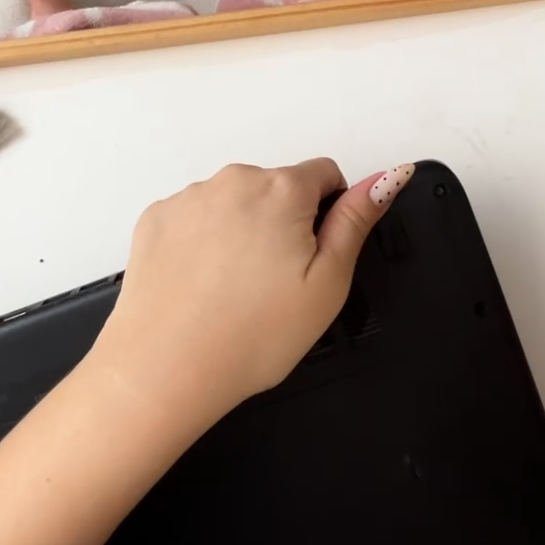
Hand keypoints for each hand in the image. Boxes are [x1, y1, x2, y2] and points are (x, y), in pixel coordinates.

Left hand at [89, 160, 414, 424]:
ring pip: (235, 201)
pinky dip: (204, 239)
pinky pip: (195, 216)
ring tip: (235, 288)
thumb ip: (357, 219)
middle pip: (277, 187)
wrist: (165, 369)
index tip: (314, 255)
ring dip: (243, 228)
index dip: (329, 213)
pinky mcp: (157, 217)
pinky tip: (203, 283)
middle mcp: (233, 180)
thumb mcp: (327, 283)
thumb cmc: (251, 335)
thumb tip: (388, 176)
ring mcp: (190, 197)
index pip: (325, 175)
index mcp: (282, 190)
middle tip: (276, 280)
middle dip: (284, 221)